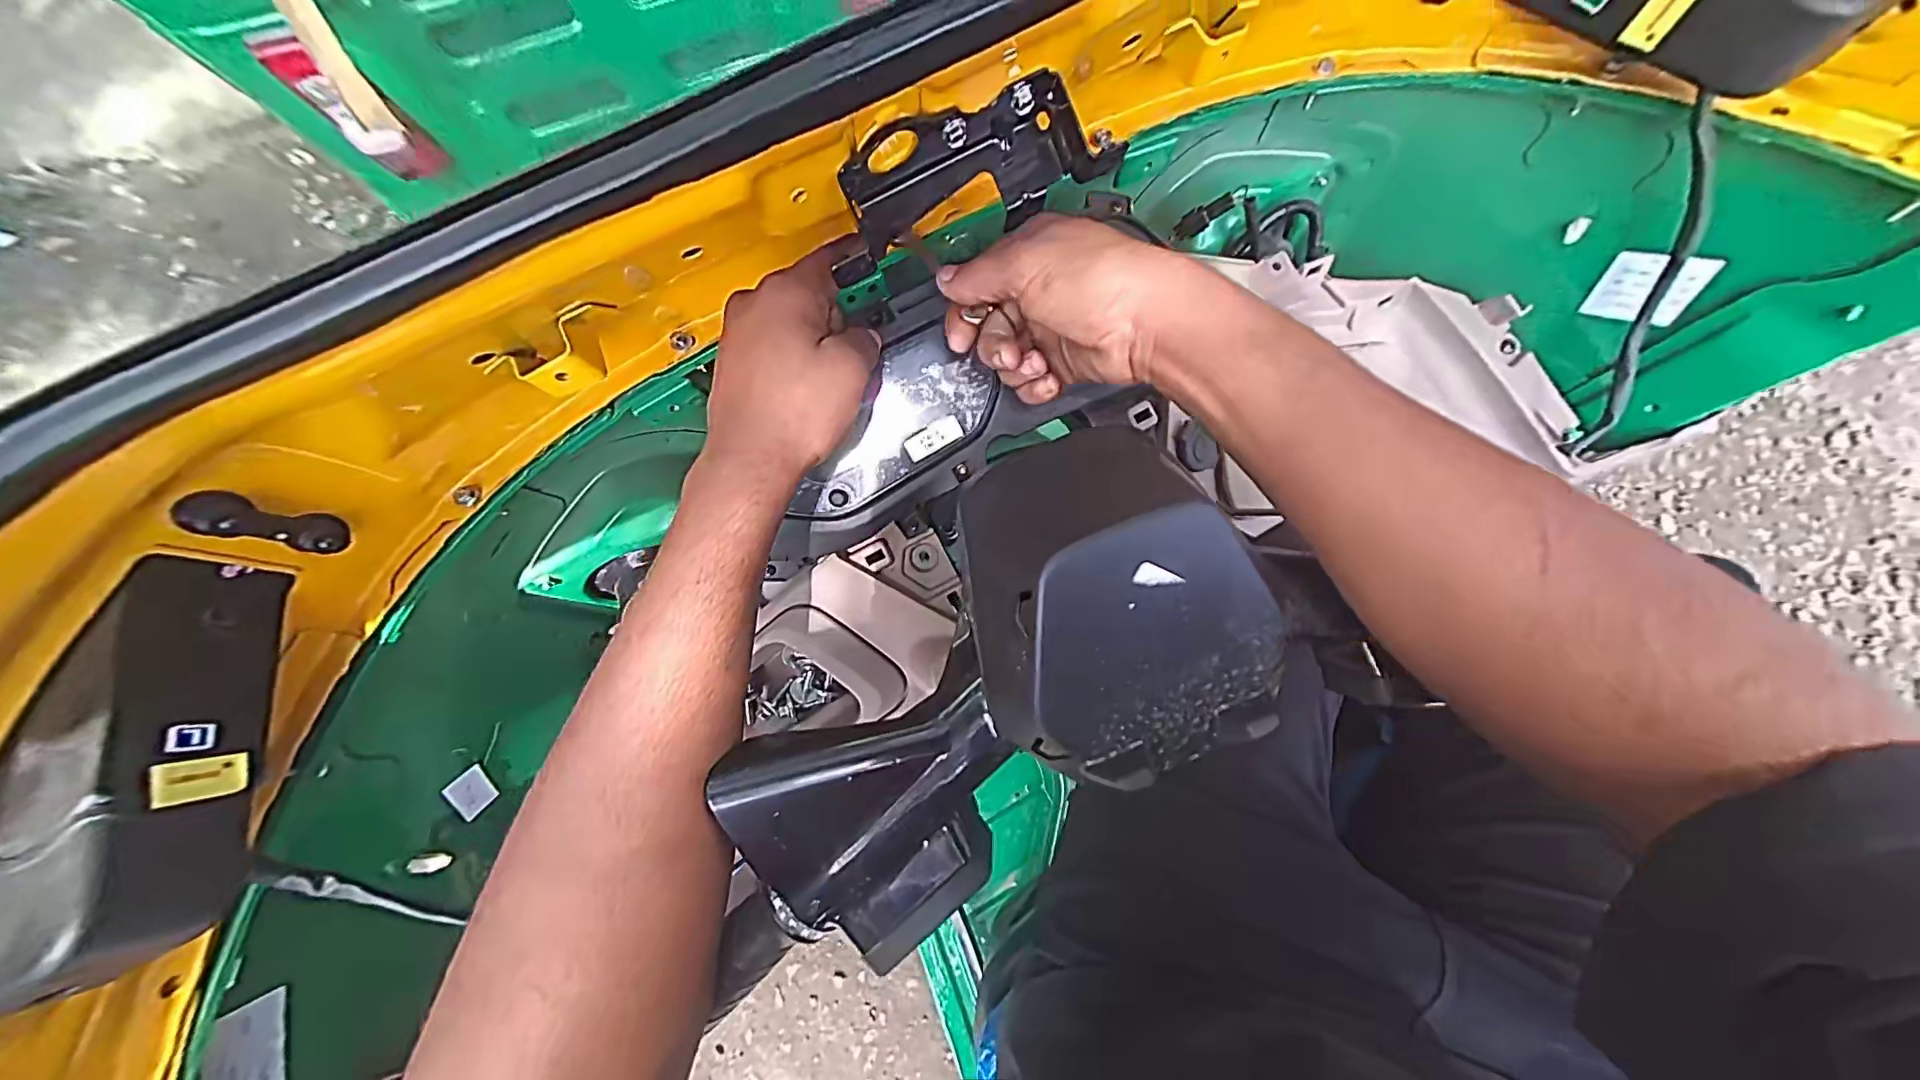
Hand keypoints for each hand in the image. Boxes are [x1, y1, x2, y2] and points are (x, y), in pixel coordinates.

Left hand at [705, 239, 882, 480]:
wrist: (753, 459)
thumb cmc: (791, 418)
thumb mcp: (853, 369)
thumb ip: (866, 338)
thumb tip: (864, 335)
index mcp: (785, 292)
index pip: (830, 259)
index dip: (859, 264)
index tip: (870, 265)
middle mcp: (754, 304)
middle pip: (809, 292)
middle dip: (837, 314)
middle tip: (860, 343)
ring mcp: (738, 333)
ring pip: (789, 321)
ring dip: (814, 339)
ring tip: (832, 376)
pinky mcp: (733, 361)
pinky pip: (772, 347)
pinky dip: (793, 359)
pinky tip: (806, 388)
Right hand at [937, 214, 1218, 403]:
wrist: (1147, 325)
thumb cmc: (1105, 281)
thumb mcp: (1025, 265)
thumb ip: (978, 275)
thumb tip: (947, 280)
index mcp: (1027, 256)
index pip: (976, 285)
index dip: (963, 311)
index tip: (959, 333)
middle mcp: (1037, 290)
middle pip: (987, 328)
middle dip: (992, 344)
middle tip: (1007, 348)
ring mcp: (1051, 327)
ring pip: (1006, 358)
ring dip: (1014, 366)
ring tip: (1034, 361)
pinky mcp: (1063, 360)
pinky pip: (1030, 380)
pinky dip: (1033, 384)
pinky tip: (1046, 377)